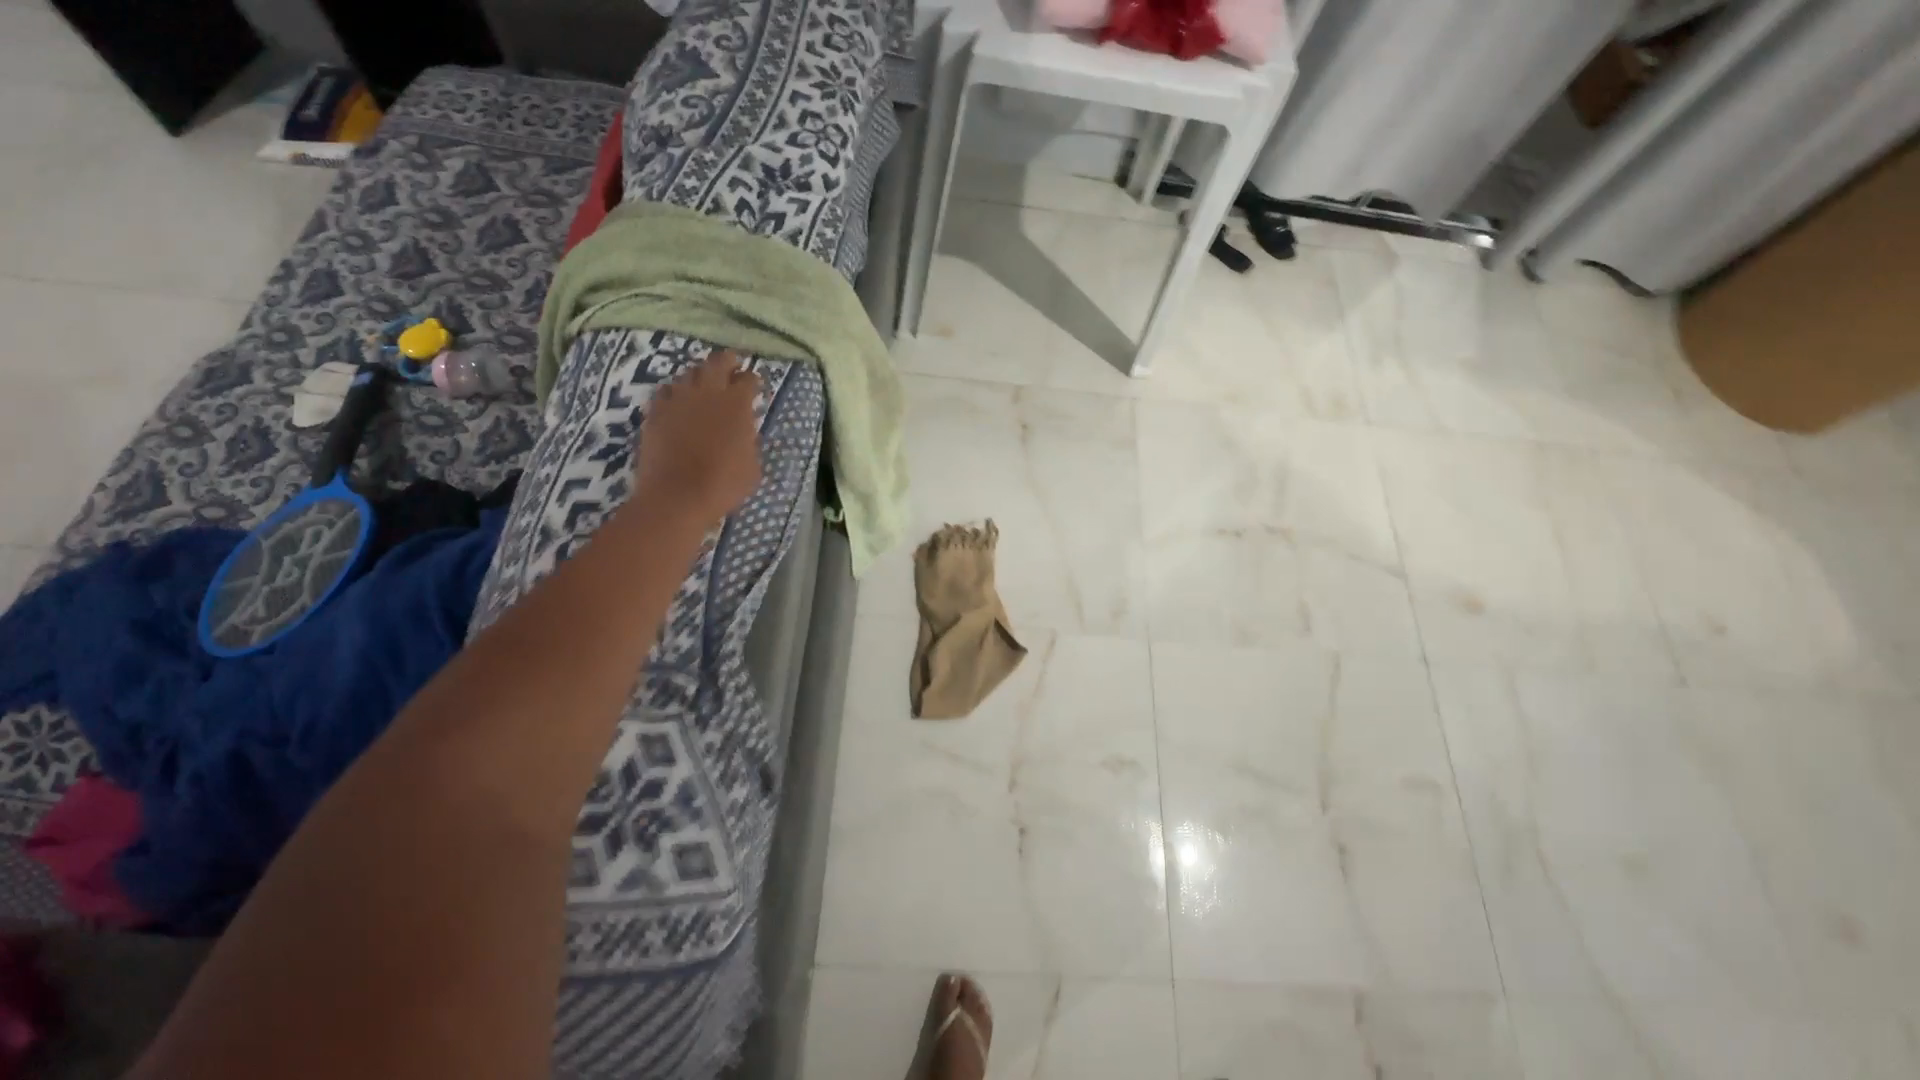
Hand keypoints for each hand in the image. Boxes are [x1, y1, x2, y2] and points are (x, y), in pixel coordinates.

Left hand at [631, 350, 762, 529]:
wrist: (677, 496)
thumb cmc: (723, 485)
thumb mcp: (752, 466)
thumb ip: (749, 441)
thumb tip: (745, 432)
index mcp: (737, 404)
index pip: (749, 379)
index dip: (753, 381)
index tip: (754, 386)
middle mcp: (708, 392)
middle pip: (717, 361)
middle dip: (727, 361)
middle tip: (730, 367)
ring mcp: (678, 399)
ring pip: (689, 373)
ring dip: (699, 377)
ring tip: (702, 386)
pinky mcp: (655, 412)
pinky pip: (665, 392)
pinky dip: (673, 394)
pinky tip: (676, 404)